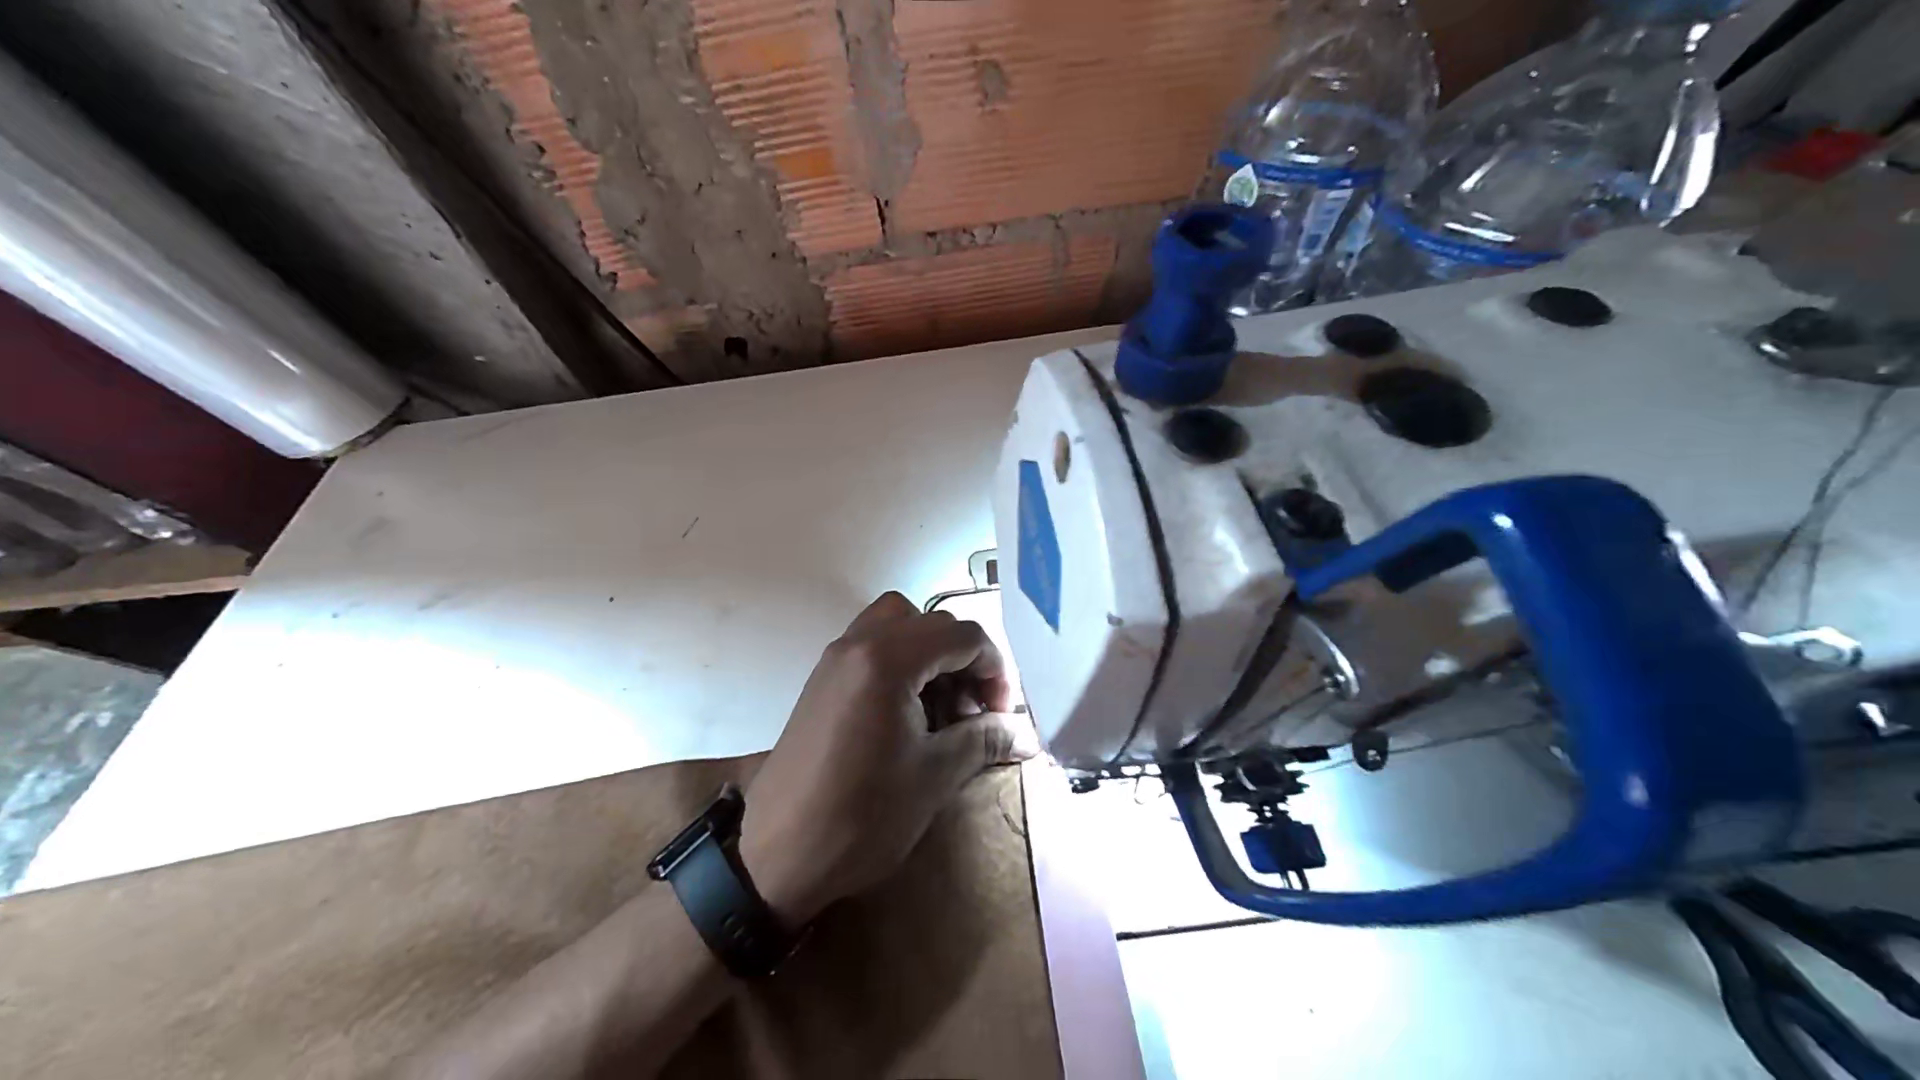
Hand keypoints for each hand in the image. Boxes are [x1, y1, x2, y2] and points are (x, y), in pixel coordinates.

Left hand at [740, 592, 1037, 926]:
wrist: (778, 854)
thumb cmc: (862, 813)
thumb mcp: (934, 775)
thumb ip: (984, 740)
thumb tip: (1024, 734)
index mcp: (888, 658)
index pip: (963, 635)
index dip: (995, 670)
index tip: (1002, 714)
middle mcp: (859, 642)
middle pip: (932, 623)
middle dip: (965, 659)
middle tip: (975, 711)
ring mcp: (835, 658)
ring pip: (899, 625)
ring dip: (931, 654)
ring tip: (942, 707)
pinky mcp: (823, 679)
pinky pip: (873, 646)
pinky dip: (902, 662)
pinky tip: (909, 712)